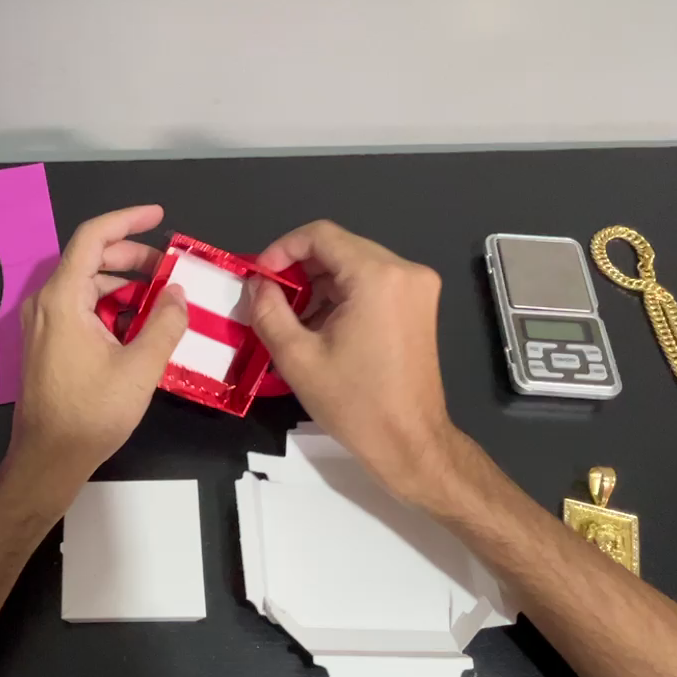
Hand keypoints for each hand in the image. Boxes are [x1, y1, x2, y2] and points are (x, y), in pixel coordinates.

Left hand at [8, 205, 189, 479]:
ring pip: (85, 285)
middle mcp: (46, 303)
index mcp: (63, 299)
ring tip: (161, 298)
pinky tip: (137, 324)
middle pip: (90, 259)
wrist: (48, 457)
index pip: (93, 237)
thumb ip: (164, 323)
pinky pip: (79, 308)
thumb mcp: (140, 367)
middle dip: (132, 257)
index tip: (159, 216)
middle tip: (170, 268)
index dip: (127, 220)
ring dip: (123, 284)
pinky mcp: (47, 342)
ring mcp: (43, 323)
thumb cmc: (92, 413)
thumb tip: (177, 293)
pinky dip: (109, 306)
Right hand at [249, 220, 458, 502]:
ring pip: (355, 266)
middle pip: (340, 248)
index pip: (321, 235)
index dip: (282, 249)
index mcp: (377, 276)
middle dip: (300, 269)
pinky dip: (342, 296)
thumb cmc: (353, 402)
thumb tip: (257, 285)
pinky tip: (321, 327)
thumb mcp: (296, 357)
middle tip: (269, 299)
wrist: (408, 441)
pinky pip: (372, 284)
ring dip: (319, 285)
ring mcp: (418, 288)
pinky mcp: (420, 306)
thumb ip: (268, 310)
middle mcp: (405, 271)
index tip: (259, 277)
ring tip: (292, 319)